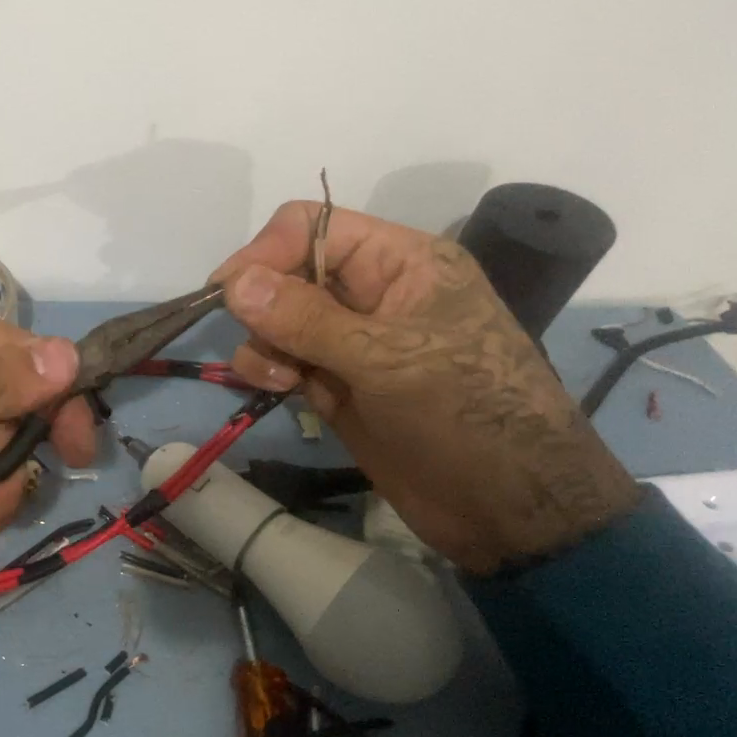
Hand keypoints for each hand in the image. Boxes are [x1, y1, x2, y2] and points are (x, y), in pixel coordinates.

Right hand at [211, 203, 641, 573]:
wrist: (506, 509)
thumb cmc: (464, 416)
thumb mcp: (386, 360)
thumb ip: (306, 318)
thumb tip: (232, 282)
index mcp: (400, 262)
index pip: (311, 227)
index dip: (267, 251)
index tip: (230, 291)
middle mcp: (369, 290)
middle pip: (284, 270)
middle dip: (262, 304)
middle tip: (267, 345)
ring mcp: (347, 338)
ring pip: (273, 315)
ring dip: (263, 341)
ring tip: (282, 378)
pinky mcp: (331, 379)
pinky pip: (278, 355)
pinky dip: (266, 367)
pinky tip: (282, 389)